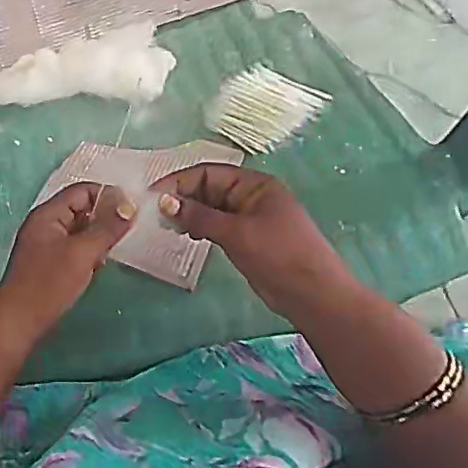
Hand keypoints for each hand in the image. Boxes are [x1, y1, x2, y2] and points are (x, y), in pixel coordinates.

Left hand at [0, 183, 137, 338]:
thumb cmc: (48, 284)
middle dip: (105, 218)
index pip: (82, 191)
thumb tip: (129, 206)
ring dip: (98, 238)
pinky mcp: (50, 263)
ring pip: (80, 230)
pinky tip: (98, 267)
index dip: (108, 195)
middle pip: (81, 209)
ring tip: (112, 251)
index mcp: (48, 214)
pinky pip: (75, 248)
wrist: (19, 322)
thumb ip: (107, 228)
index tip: (133, 209)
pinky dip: (89, 253)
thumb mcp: (82, 252)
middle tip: (127, 232)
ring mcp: (46, 244)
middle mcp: (45, 224)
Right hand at [153, 164, 353, 320]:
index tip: (154, 194)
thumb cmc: (279, 255)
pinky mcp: (247, 238)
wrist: (314, 294)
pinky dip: (201, 227)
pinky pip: (217, 225)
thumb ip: (199, 216)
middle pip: (209, 188)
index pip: (209, 173)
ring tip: (171, 227)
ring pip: (211, 208)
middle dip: (183, 198)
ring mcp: (250, 218)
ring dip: (190, 214)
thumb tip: (165, 202)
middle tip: (158, 214)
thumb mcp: (236, 232)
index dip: (180, 181)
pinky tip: (189, 236)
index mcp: (255, 184)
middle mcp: (251, 196)